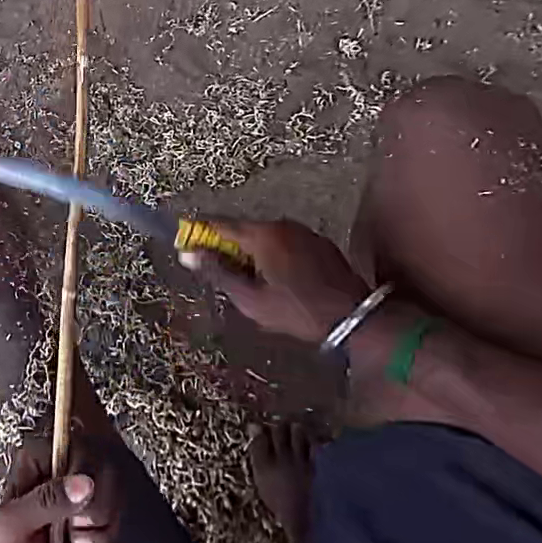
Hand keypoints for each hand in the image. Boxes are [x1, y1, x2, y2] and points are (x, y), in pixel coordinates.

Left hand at [0, 438, 117, 542]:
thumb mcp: (13, 525)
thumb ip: (46, 500)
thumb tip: (85, 484)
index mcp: (40, 458)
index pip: (78, 447)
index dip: (77, 480)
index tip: (66, 509)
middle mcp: (66, 469)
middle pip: (104, 474)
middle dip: (86, 516)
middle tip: (62, 533)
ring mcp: (85, 496)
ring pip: (111, 506)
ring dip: (87, 541)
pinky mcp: (97, 524)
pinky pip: (112, 534)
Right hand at [181, 219, 370, 343]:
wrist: (355, 318)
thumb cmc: (296, 311)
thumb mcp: (251, 299)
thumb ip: (218, 272)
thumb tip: (188, 254)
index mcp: (262, 235)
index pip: (220, 224)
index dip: (200, 234)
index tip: (186, 245)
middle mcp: (282, 224)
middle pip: (243, 229)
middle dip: (227, 247)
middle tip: (221, 272)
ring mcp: (303, 231)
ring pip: (264, 236)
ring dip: (251, 251)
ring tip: (251, 280)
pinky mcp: (319, 242)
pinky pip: (285, 242)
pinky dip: (273, 254)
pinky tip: (277, 278)